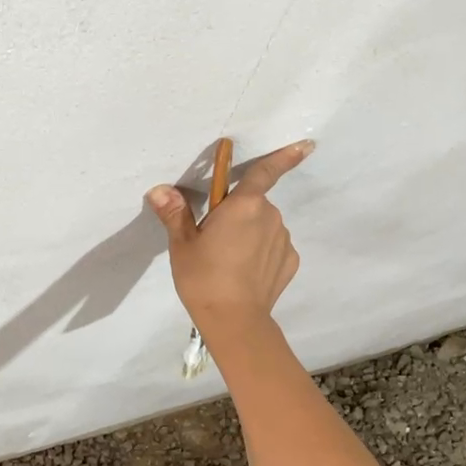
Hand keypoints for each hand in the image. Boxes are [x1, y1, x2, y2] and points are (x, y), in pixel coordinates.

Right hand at [148, 138, 313, 325]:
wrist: (233, 319)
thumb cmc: (202, 277)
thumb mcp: (182, 245)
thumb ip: (175, 214)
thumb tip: (159, 190)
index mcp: (244, 205)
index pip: (265, 172)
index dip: (284, 156)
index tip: (305, 145)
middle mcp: (270, 215)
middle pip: (254, 206)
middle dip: (238, 216)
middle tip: (213, 242)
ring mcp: (283, 239)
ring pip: (264, 228)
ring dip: (249, 237)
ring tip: (227, 264)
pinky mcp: (290, 261)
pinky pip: (273, 250)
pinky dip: (260, 257)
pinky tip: (244, 275)